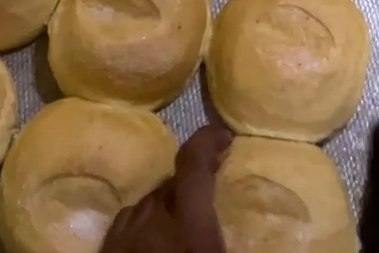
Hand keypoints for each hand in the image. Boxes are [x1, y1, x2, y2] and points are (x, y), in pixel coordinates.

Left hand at [101, 125, 232, 252]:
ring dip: (169, 203)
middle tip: (210, 193)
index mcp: (188, 224)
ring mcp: (125, 232)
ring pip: (151, 200)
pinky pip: (130, 219)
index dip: (208, 140)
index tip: (225, 136)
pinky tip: (154, 237)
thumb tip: (270, 230)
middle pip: (172, 182)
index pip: (193, 161)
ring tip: (183, 220)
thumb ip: (233, 237)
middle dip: (192, 181)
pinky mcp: (107, 246)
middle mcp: (154, 217)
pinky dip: (146, 220)